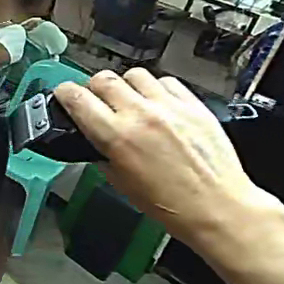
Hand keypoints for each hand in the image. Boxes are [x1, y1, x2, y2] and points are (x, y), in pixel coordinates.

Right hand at [53, 69, 279, 244]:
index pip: (77, 98)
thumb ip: (104, 155)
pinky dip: (157, 89)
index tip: (65, 95)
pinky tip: (159, 105)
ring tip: (132, 102)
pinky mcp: (192, 104)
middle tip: (98, 102)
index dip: (65, 94)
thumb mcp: (123, 185)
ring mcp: (169, 106)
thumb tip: (95, 139)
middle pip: (104, 79)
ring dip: (127, 86)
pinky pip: (166, 82)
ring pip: (135, 74)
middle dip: (95, 89)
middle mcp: (141, 115)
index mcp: (117, 137)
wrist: (218, 208)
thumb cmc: (174, 206)